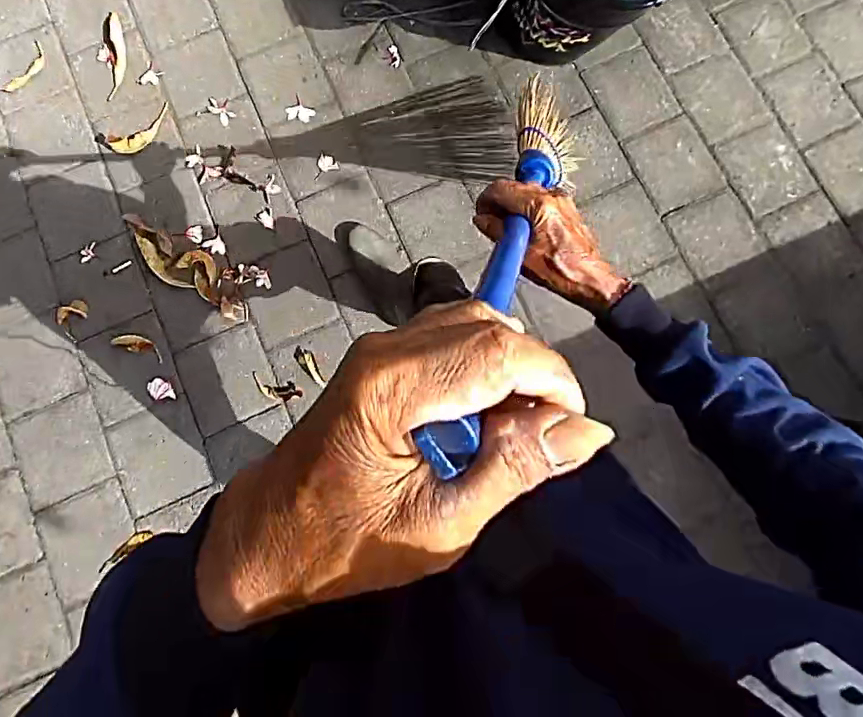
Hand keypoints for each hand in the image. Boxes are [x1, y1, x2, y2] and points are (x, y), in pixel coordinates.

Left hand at [193, 301, 613, 630]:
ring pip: (465, 323)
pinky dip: (477, 364)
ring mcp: (375, 348)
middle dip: (532, 372)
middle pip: (484, 326)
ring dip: (505, 366)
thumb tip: (586, 428)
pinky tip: (475, 417)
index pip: (497, 350)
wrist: (275, 525)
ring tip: (508, 431)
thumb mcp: (442, 523)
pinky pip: (442, 338)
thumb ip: (514, 467)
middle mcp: (382, 350)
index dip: (552, 381)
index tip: (570, 432)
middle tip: (540, 436)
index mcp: (393, 388)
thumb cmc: (350, 539)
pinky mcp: (375, 358)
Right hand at [475, 180, 632, 314]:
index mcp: (539, 206)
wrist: (590, 279)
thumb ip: (497, 231)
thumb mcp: (519, 253)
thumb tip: (483, 220)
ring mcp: (561, 202)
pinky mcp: (565, 209)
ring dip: (512, 205)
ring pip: (525, 191)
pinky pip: (538, 199)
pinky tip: (524, 229)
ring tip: (509, 228)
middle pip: (512, 186)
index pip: (501, 188)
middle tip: (491, 221)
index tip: (482, 212)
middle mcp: (553, 198)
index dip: (485, 200)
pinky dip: (525, 208)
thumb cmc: (562, 271)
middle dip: (498, 202)